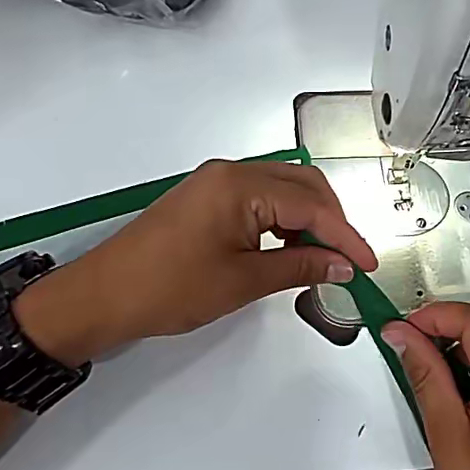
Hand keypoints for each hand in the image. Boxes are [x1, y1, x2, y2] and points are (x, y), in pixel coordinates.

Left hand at [17, 160, 376, 361]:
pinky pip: (260, 200)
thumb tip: (341, 266)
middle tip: (349, 259)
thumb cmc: (168, 288)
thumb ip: (300, 267)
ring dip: (309, 221)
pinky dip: (283, 222)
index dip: (345, 236)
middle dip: (332, 220)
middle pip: (302, 185)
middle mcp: (230, 173)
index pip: (311, 205)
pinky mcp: (207, 198)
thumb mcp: (243, 281)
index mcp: (239, 185)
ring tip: (324, 259)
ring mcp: (216, 183)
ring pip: (283, 190)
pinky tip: (291, 250)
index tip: (367, 263)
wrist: (102, 296)